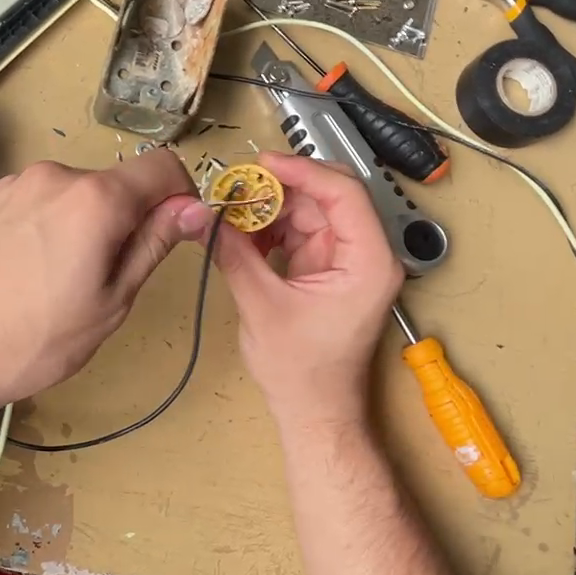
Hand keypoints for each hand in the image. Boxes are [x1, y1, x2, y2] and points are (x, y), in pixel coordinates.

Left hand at [0, 150, 199, 418]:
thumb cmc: (34, 341)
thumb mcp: (111, 302)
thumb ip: (154, 244)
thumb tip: (194, 207)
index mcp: (93, 199)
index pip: (162, 167)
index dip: (179, 197)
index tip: (171, 234)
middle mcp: (51, 176)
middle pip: (111, 184)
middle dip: (122, 221)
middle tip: (101, 280)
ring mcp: (10, 186)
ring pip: (70, 195)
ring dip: (80, 225)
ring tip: (55, 282)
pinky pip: (33, 203)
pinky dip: (43, 226)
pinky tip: (21, 272)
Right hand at [178, 152, 402, 429]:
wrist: (313, 410)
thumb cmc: (303, 371)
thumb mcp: (262, 306)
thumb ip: (234, 255)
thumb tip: (207, 220)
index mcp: (368, 262)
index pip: (342, 194)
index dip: (301, 172)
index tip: (262, 164)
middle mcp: (365, 256)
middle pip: (325, 200)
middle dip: (279, 192)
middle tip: (236, 189)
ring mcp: (346, 263)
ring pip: (309, 215)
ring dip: (270, 212)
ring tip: (233, 215)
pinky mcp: (326, 272)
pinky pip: (299, 236)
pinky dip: (270, 232)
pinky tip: (243, 237)